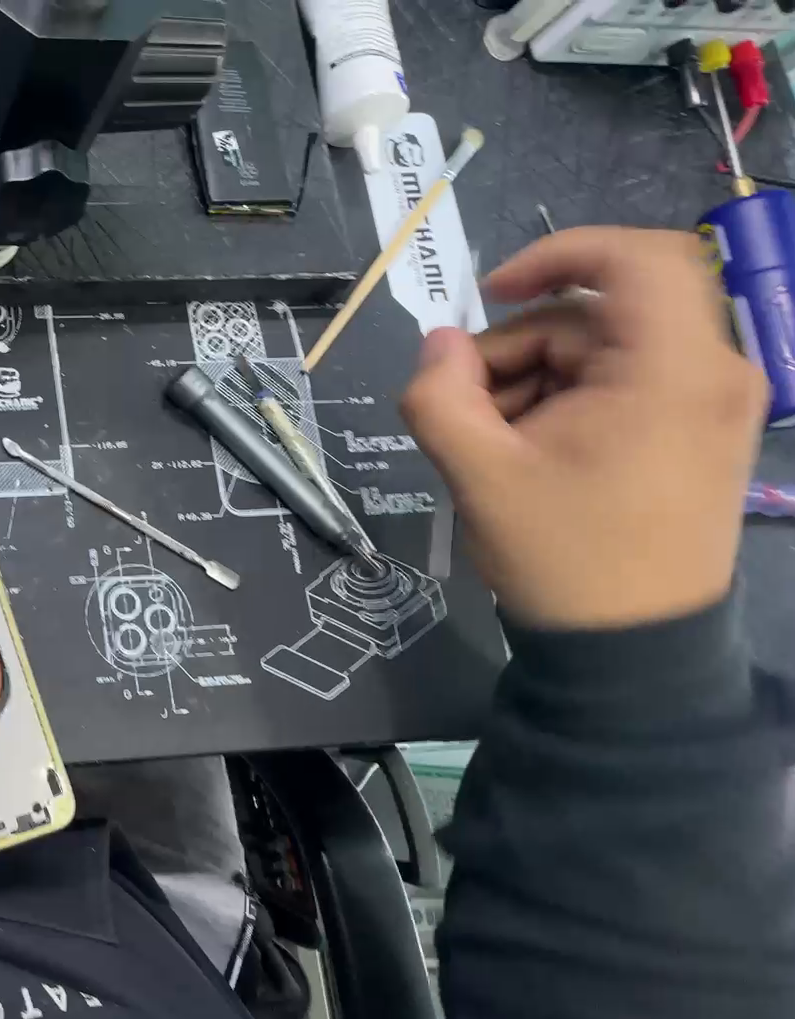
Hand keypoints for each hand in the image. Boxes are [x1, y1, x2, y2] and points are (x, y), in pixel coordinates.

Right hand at [401, 226, 765, 629]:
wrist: (626, 638)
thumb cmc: (556, 549)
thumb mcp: (475, 470)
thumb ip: (440, 395)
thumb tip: (437, 344)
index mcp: (670, 372)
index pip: (638, 259)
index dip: (557, 255)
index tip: (487, 295)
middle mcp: (708, 372)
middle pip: (592, 317)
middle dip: (511, 353)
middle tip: (461, 414)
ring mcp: (703, 402)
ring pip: (593, 353)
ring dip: (524, 384)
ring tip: (488, 446)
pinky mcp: (688, 430)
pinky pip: (610, 385)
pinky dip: (552, 405)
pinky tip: (520, 453)